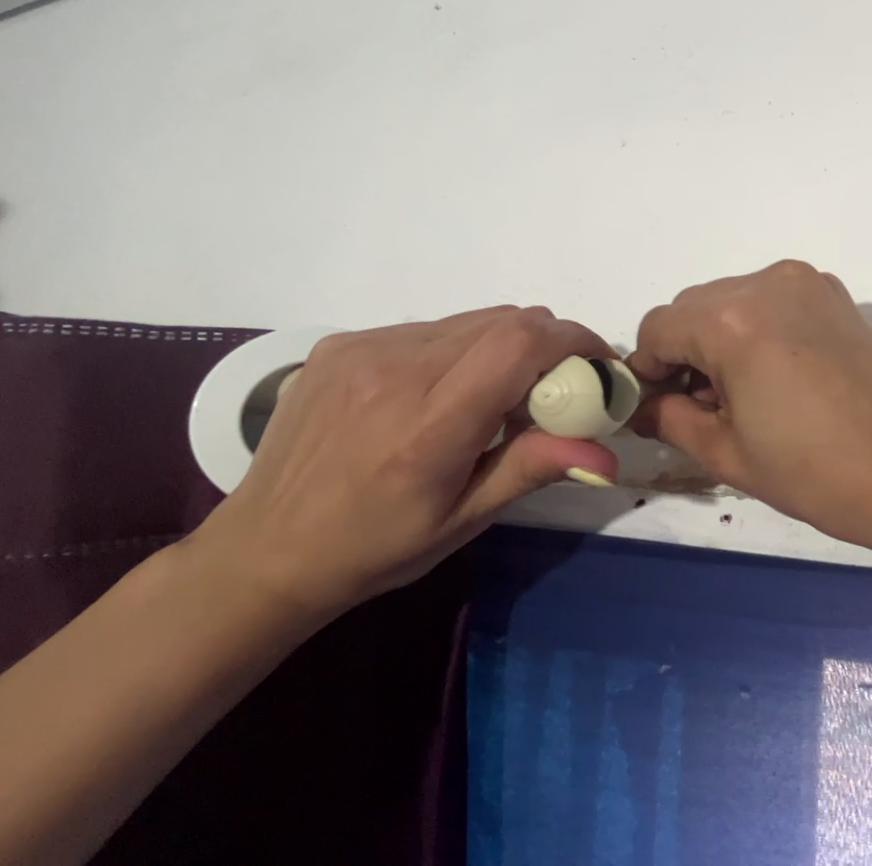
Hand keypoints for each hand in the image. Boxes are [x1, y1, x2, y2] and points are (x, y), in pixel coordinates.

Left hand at [186, 306, 622, 616]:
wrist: (264, 550)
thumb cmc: (375, 547)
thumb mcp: (464, 519)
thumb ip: (533, 468)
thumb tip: (608, 454)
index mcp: (429, 424)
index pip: (519, 343)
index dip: (573, 339)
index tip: (599, 364)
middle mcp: (395, 370)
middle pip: (503, 320)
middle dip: (547, 344)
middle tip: (556, 389)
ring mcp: (362, 350)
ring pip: (469, 320)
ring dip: (504, 346)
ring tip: (498, 396)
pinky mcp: (341, 344)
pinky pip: (428, 328)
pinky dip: (459, 349)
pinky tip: (444, 393)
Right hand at [628, 261, 871, 551]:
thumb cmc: (819, 475)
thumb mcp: (729, 454)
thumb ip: (672, 419)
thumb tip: (645, 404)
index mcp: (733, 317)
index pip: (657, 327)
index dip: (647, 371)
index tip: (659, 411)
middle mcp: (770, 283)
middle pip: (696, 308)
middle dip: (686, 354)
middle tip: (704, 412)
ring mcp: (813, 286)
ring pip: (736, 302)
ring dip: (722, 341)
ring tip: (746, 402)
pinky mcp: (843, 300)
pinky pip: (777, 304)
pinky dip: (761, 332)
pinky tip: (781, 383)